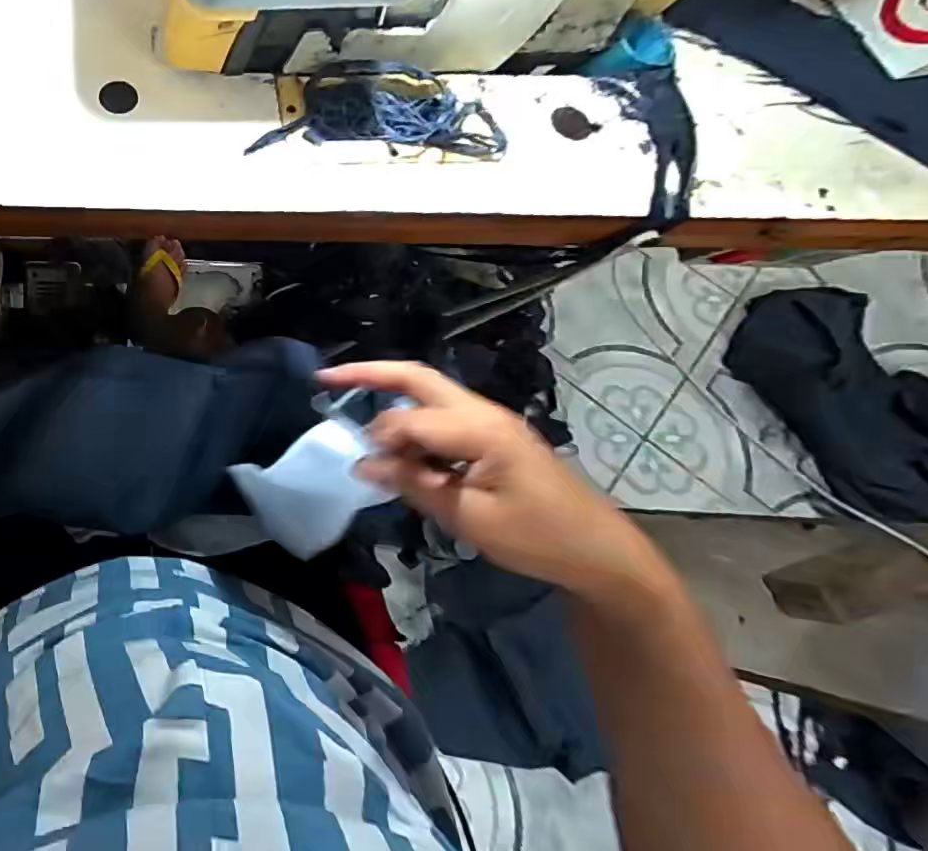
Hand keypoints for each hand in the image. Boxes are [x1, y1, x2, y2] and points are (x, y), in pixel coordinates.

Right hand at [317, 361, 667, 599]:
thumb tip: (364, 463)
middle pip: (416, 377)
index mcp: (479, 430)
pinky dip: (411, 419)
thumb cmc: (539, 538)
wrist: (603, 554)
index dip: (378, 440)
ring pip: (427, 391)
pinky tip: (399, 443)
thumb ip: (413, 483)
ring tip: (355, 410)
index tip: (364, 468)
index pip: (407, 420)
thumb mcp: (468, 517)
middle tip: (324, 377)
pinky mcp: (491, 435)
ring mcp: (489, 420)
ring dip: (388, 395)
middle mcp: (482, 412)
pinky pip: (440, 414)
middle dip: (368, 373)